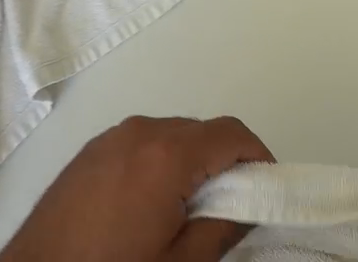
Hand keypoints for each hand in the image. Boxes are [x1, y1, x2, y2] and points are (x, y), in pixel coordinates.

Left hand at [0, 115, 273, 261]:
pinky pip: (140, 144)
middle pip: (201, 131)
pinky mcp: (88, 152)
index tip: (268, 189)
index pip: (231, 132)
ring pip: (170, 135)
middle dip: (225, 162)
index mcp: (167, 152)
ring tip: (190, 212)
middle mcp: (140, 130)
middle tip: (233, 209)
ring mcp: (110, 137)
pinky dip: (159, 163)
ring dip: (191, 162)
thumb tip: (249, 203)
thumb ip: (223, 228)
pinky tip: (151, 205)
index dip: (258, 156)